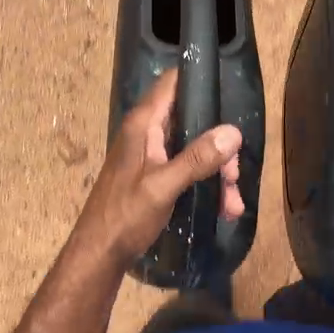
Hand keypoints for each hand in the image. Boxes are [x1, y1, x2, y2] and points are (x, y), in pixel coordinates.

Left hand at [69, 69, 243, 265]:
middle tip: (234, 173)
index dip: (198, 80)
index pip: (172, 83)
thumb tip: (233, 132)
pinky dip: (206, 183)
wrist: (99, 252)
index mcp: (143, 124)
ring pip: (193, 148)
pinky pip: (187, 169)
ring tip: (232, 202)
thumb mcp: (163, 186)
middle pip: (191, 120)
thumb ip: (197, 158)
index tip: (228, 92)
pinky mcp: (155, 175)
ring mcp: (151, 154)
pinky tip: (224, 208)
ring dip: (217, 171)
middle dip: (219, 143)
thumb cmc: (125, 215)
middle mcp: (147, 133)